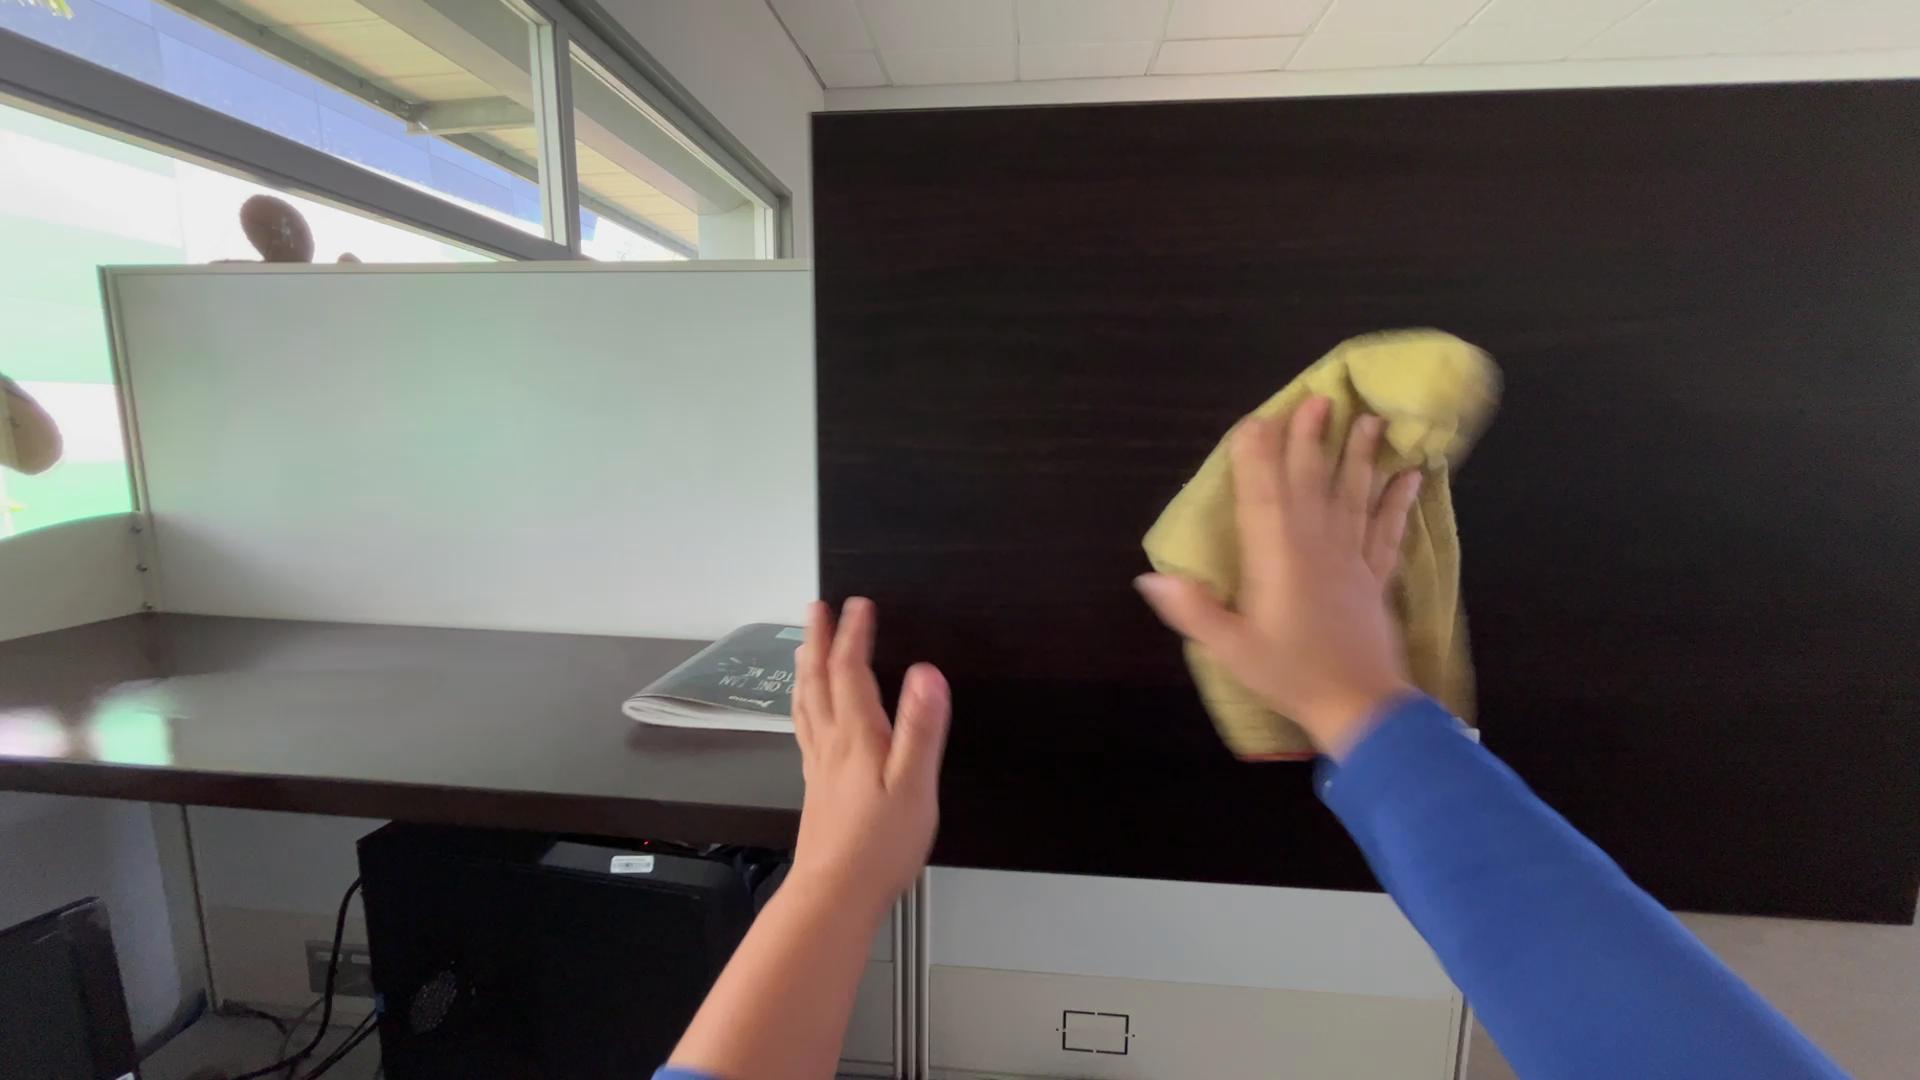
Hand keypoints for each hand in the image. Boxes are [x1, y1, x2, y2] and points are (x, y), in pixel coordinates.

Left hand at [789, 597, 949, 918]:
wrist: (834, 895)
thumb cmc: (879, 845)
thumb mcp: (913, 785)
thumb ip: (921, 728)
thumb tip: (927, 675)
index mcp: (857, 736)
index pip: (852, 671)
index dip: (854, 634)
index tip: (858, 604)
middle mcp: (832, 742)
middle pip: (820, 679)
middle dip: (820, 639)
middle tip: (816, 608)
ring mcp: (820, 763)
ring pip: (807, 702)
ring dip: (807, 667)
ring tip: (804, 645)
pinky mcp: (817, 784)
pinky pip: (805, 729)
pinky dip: (804, 705)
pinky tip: (806, 710)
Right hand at [1135, 396, 1421, 758]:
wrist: (1361, 707)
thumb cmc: (1289, 674)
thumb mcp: (1230, 648)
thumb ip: (1193, 611)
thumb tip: (1151, 578)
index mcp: (1277, 561)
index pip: (1263, 498)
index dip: (1258, 458)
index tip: (1257, 421)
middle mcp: (1316, 549)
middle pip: (1310, 485)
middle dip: (1311, 441)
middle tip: (1321, 400)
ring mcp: (1351, 560)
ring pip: (1353, 498)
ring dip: (1359, 458)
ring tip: (1371, 420)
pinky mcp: (1374, 577)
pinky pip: (1387, 531)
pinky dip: (1399, 503)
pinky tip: (1412, 476)